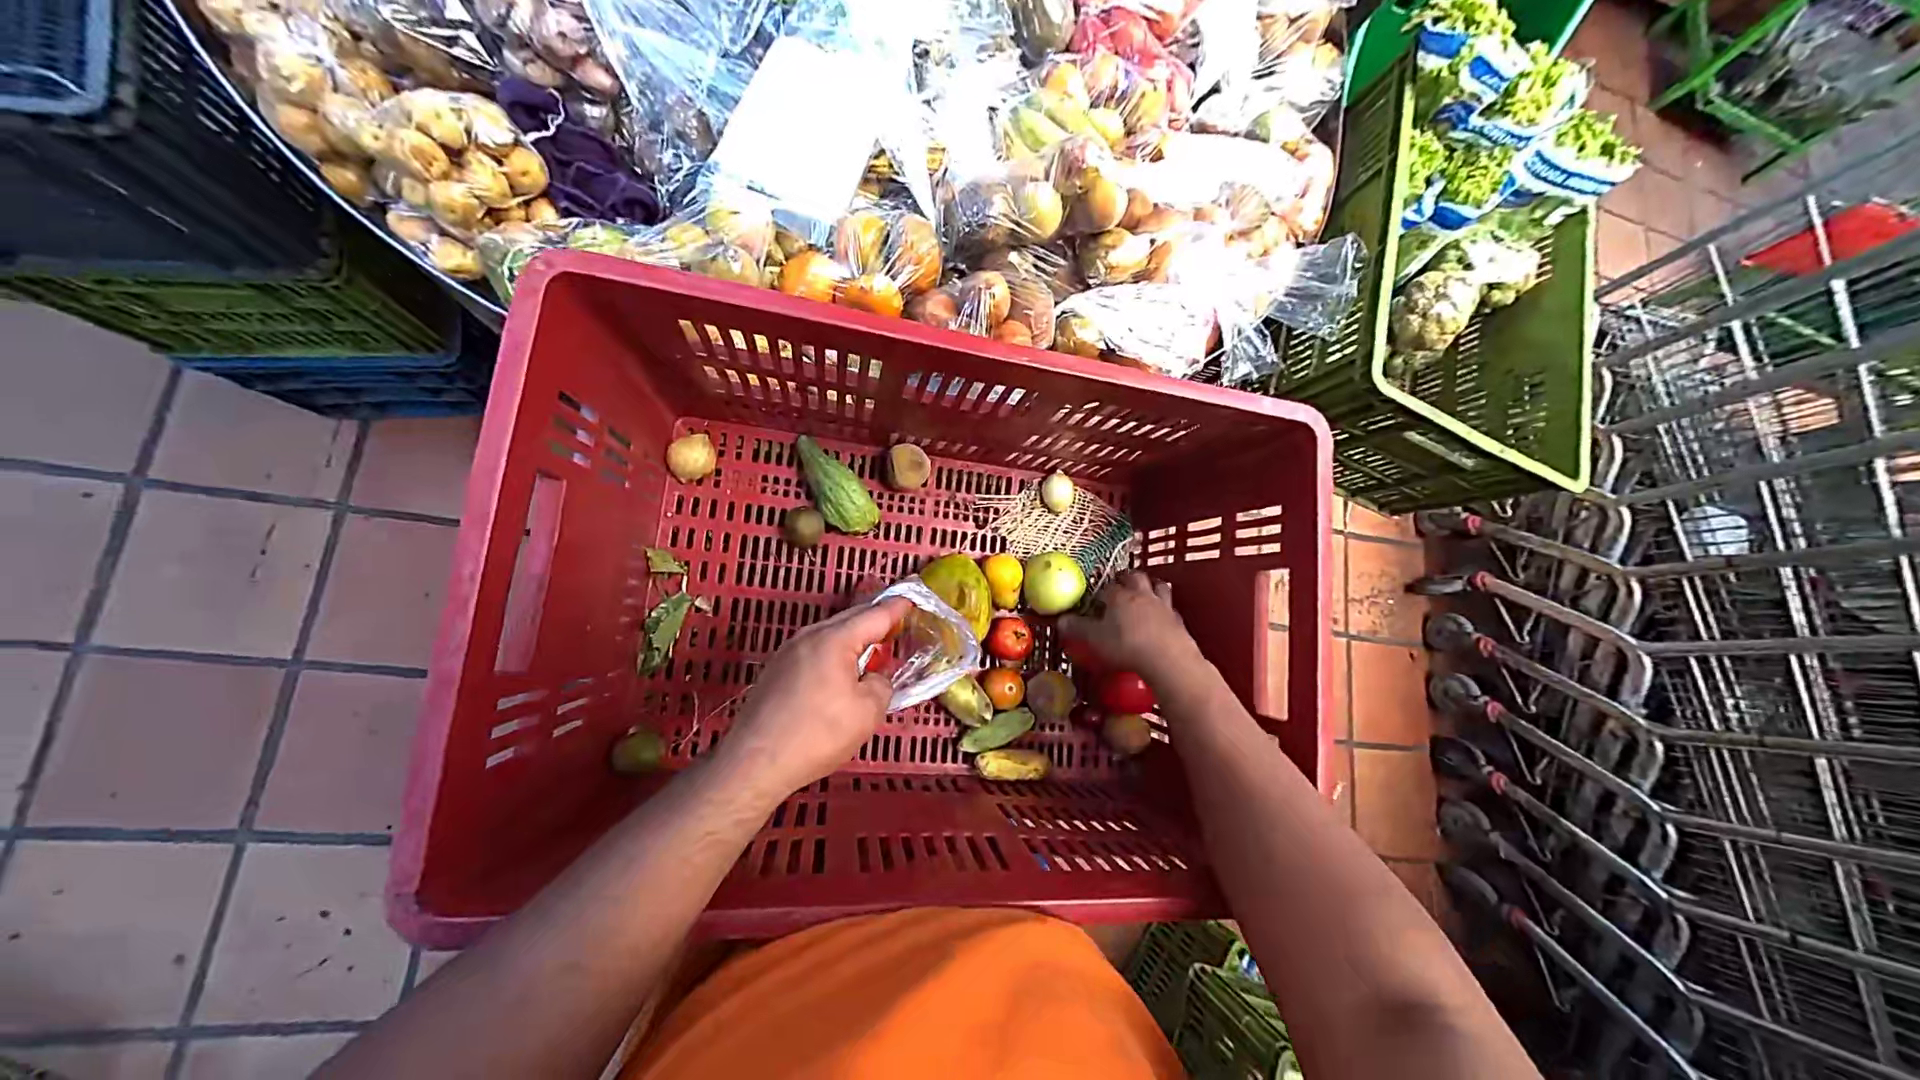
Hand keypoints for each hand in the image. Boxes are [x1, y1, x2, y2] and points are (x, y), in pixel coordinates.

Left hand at [713, 595, 910, 798]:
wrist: (756, 762)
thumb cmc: (816, 735)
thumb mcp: (868, 713)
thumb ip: (881, 686)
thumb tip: (875, 679)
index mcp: (834, 640)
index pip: (873, 615)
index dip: (895, 608)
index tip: (909, 600)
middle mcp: (808, 637)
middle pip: (848, 619)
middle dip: (873, 619)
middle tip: (895, 622)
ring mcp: (787, 653)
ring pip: (828, 635)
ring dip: (852, 638)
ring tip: (871, 648)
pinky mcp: (775, 672)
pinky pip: (813, 651)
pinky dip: (833, 654)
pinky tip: (839, 672)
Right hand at [1057, 572, 1203, 684]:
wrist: (1168, 658)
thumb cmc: (1126, 646)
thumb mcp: (1095, 639)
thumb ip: (1078, 628)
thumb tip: (1061, 620)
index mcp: (1119, 596)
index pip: (1107, 587)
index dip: (1100, 592)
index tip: (1096, 600)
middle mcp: (1141, 595)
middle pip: (1135, 577)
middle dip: (1126, 578)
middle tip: (1120, 585)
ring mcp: (1163, 605)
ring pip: (1158, 586)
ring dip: (1151, 586)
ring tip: (1145, 592)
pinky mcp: (1178, 620)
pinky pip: (1171, 607)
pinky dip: (1165, 608)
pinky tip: (1162, 617)